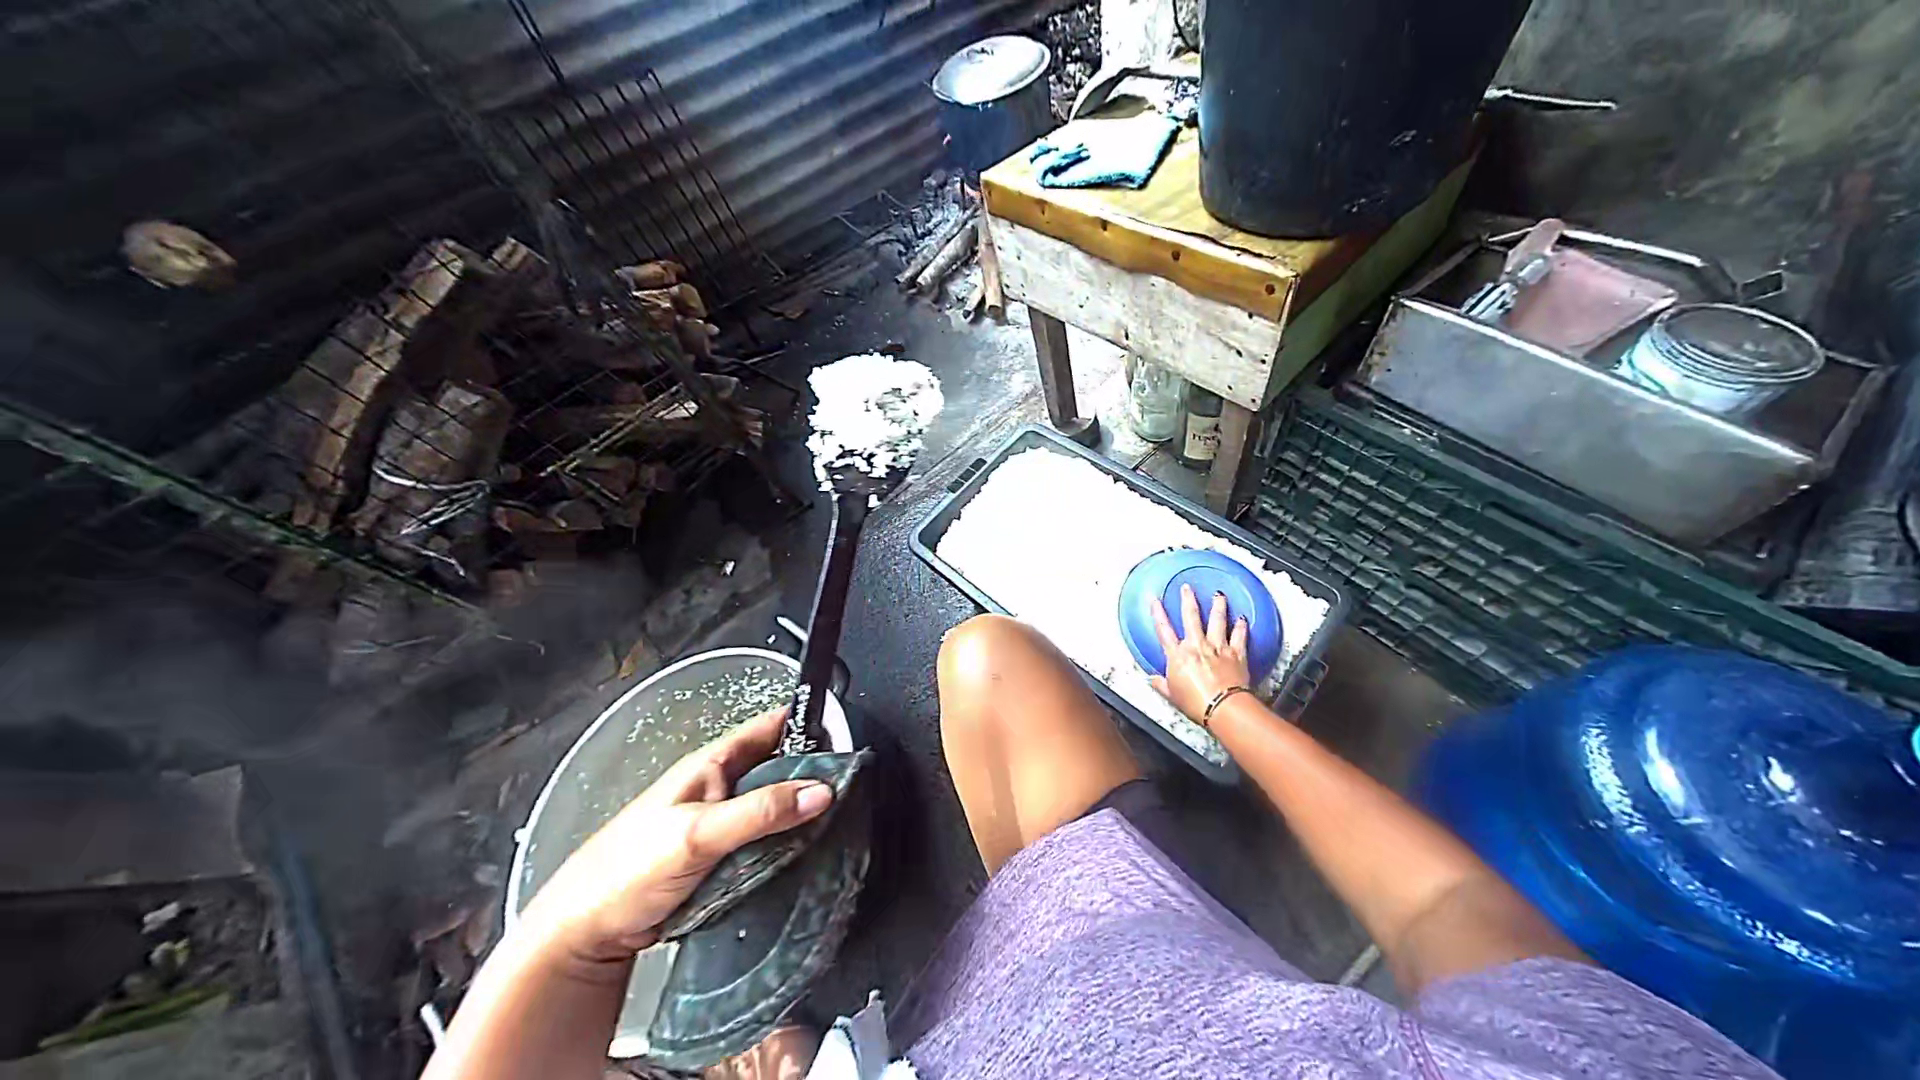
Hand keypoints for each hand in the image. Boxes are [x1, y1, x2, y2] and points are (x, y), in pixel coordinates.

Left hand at [518, 705, 832, 976]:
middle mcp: (721, 788)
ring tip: (827, 830)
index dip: (808, 725)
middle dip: (811, 779)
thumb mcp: (699, 832)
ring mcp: (723, 824)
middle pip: (782, 771)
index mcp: (713, 764)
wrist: (586, 933)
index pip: (772, 727)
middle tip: (842, 794)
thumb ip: (761, 811)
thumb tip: (817, 791)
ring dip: (799, 820)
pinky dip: (784, 851)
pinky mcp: (723, 858)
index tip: (843, 739)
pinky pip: (766, 846)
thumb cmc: (622, 871)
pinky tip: (797, 861)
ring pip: (777, 811)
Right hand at [1150, 583, 1250, 722]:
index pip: (1164, 629)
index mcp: (1178, 656)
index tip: (1154, 601)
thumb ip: (1162, 684)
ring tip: (1218, 595)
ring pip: (1217, 620)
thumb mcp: (1172, 695)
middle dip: (1188, 600)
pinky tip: (1242, 619)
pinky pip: (1239, 636)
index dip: (1158, 613)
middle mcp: (1197, 646)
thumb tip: (1153, 681)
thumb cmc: (1197, 704)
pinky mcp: (1236, 654)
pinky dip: (1241, 627)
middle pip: (1191, 617)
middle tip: (1187, 588)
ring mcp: (1217, 648)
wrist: (1223, 708)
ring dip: (1218, 606)